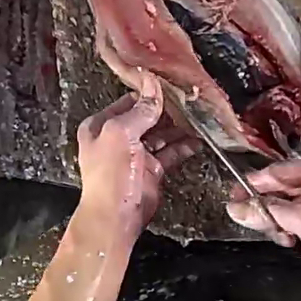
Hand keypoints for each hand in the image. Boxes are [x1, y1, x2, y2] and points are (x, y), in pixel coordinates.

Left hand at [74, 73, 197, 248]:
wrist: (116, 216)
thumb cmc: (110, 175)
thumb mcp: (121, 134)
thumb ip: (140, 110)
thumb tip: (152, 83)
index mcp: (101, 125)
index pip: (129, 102)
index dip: (149, 94)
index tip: (172, 85)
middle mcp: (118, 137)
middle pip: (147, 117)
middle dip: (168, 110)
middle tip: (190, 100)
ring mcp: (137, 154)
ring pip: (162, 134)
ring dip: (179, 127)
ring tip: (199, 118)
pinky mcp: (153, 169)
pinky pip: (170, 153)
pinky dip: (183, 146)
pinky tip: (197, 139)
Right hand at [226, 150, 300, 285]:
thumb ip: (270, 212)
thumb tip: (235, 207)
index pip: (279, 170)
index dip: (252, 186)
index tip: (230, 201)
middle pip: (285, 186)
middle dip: (269, 208)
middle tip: (259, 229)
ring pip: (294, 202)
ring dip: (282, 221)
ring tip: (282, 239)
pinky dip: (295, 227)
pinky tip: (294, 241)